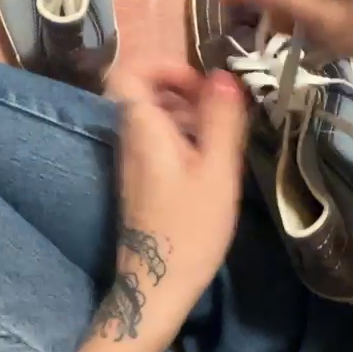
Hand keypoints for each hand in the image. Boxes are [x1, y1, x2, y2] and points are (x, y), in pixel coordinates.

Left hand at [104, 66, 248, 329]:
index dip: (163, 65)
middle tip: (223, 112)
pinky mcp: (142, 182)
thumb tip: (222, 75)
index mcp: (142, 128)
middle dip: (187, 92)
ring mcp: (132, 162)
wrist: (157, 286)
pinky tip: (212, 165)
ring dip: (190, 118)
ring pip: (155, 119)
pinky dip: (185, 141)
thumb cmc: (190, 228)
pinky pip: (159, 143)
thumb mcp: (216, 170)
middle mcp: (129, 139)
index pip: (128, 72)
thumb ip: (220, 119)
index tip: (200, 83)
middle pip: (146, 93)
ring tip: (224, 140)